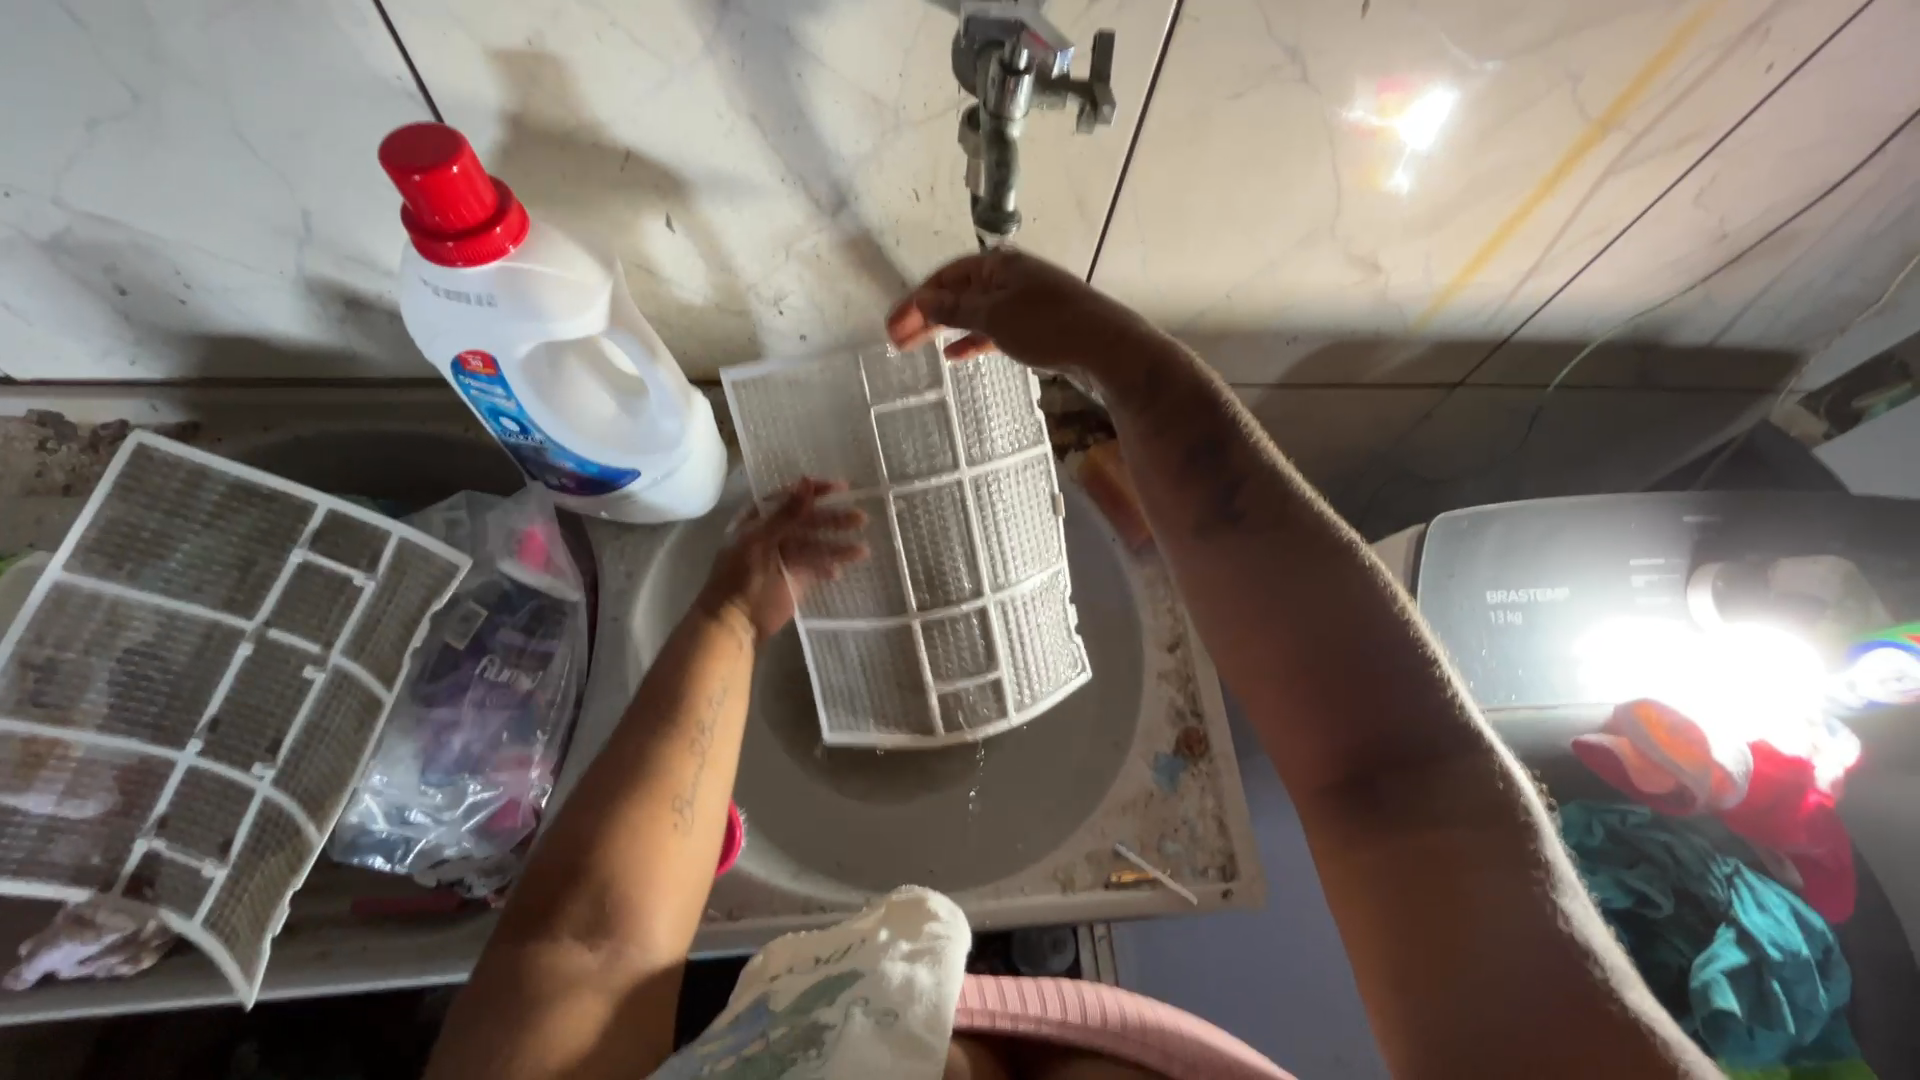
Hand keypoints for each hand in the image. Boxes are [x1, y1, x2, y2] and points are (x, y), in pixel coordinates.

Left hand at [695, 479, 868, 642]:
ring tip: (861, 551)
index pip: (791, 496)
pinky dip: (828, 568)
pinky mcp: (796, 577)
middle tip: (860, 519)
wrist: (733, 621)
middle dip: (834, 519)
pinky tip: (837, 572)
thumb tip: (807, 482)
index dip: (815, 490)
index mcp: (759, 518)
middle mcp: (775, 532)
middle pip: (809, 520)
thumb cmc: (739, 576)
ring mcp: (786, 555)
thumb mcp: (760, 540)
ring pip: (817, 544)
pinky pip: (817, 567)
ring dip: (838, 546)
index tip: (841, 488)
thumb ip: (786, 513)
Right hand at [884, 249, 1163, 373]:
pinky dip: (972, 341)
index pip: (944, 278)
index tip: (891, 327)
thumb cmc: (1050, 327)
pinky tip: (955, 356)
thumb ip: (956, 309)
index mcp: (998, 266)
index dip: (914, 302)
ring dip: (944, 329)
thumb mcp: (995, 316)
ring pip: (973, 314)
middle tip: (896, 341)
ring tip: (918, 347)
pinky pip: (993, 331)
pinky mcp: (1036, 328)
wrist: (1106, 349)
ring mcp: (1024, 303)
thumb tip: (923, 299)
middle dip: (925, 316)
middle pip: (956, 294)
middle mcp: (1009, 278)